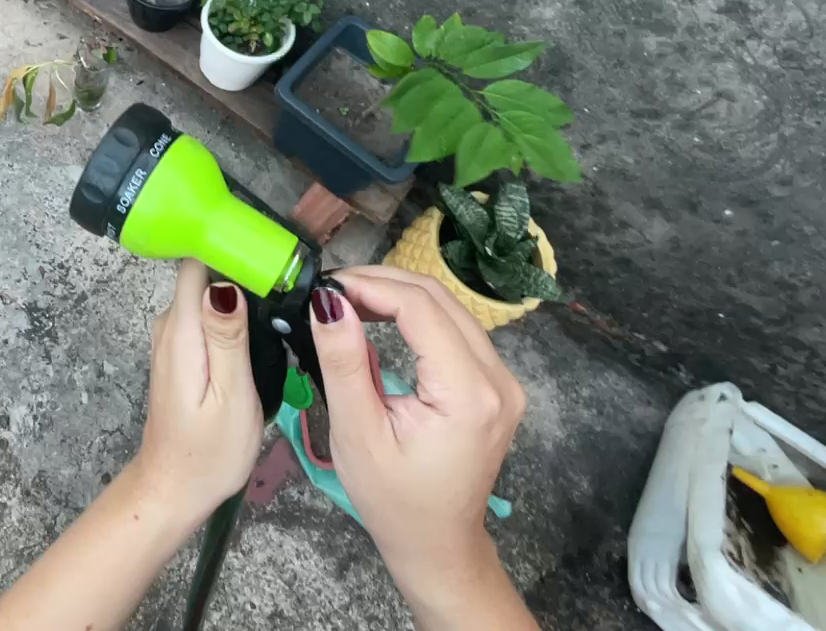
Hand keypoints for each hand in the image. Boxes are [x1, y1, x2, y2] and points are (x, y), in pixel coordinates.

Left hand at [127, 259, 263, 527]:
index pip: (195, 263)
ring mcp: (171, 337)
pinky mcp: (178, 350)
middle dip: (238, 268)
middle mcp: (168, 325)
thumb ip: (227, 337)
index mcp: (180, 330)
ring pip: (204, 294)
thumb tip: (226, 285)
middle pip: (201, 274)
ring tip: (278, 297)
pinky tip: (255, 324)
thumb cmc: (208, 450)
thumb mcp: (230, 395)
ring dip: (236, 292)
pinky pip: (202, 314)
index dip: (227, 248)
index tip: (265, 249)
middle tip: (285, 276)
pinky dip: (227, 312)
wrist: (175, 487)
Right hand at [308, 265, 526, 592]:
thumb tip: (327, 300)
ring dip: (393, 292)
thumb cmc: (392, 497)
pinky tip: (374, 317)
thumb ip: (343, 360)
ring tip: (344, 301)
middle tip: (328, 290)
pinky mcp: (492, 382)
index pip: (419, 307)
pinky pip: (451, 325)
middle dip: (378, 281)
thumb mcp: (356, 431)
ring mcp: (502, 380)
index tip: (323, 287)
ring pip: (446, 305)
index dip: (368, 285)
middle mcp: (498, 379)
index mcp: (468, 393)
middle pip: (437, 297)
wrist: (437, 543)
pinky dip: (409, 311)